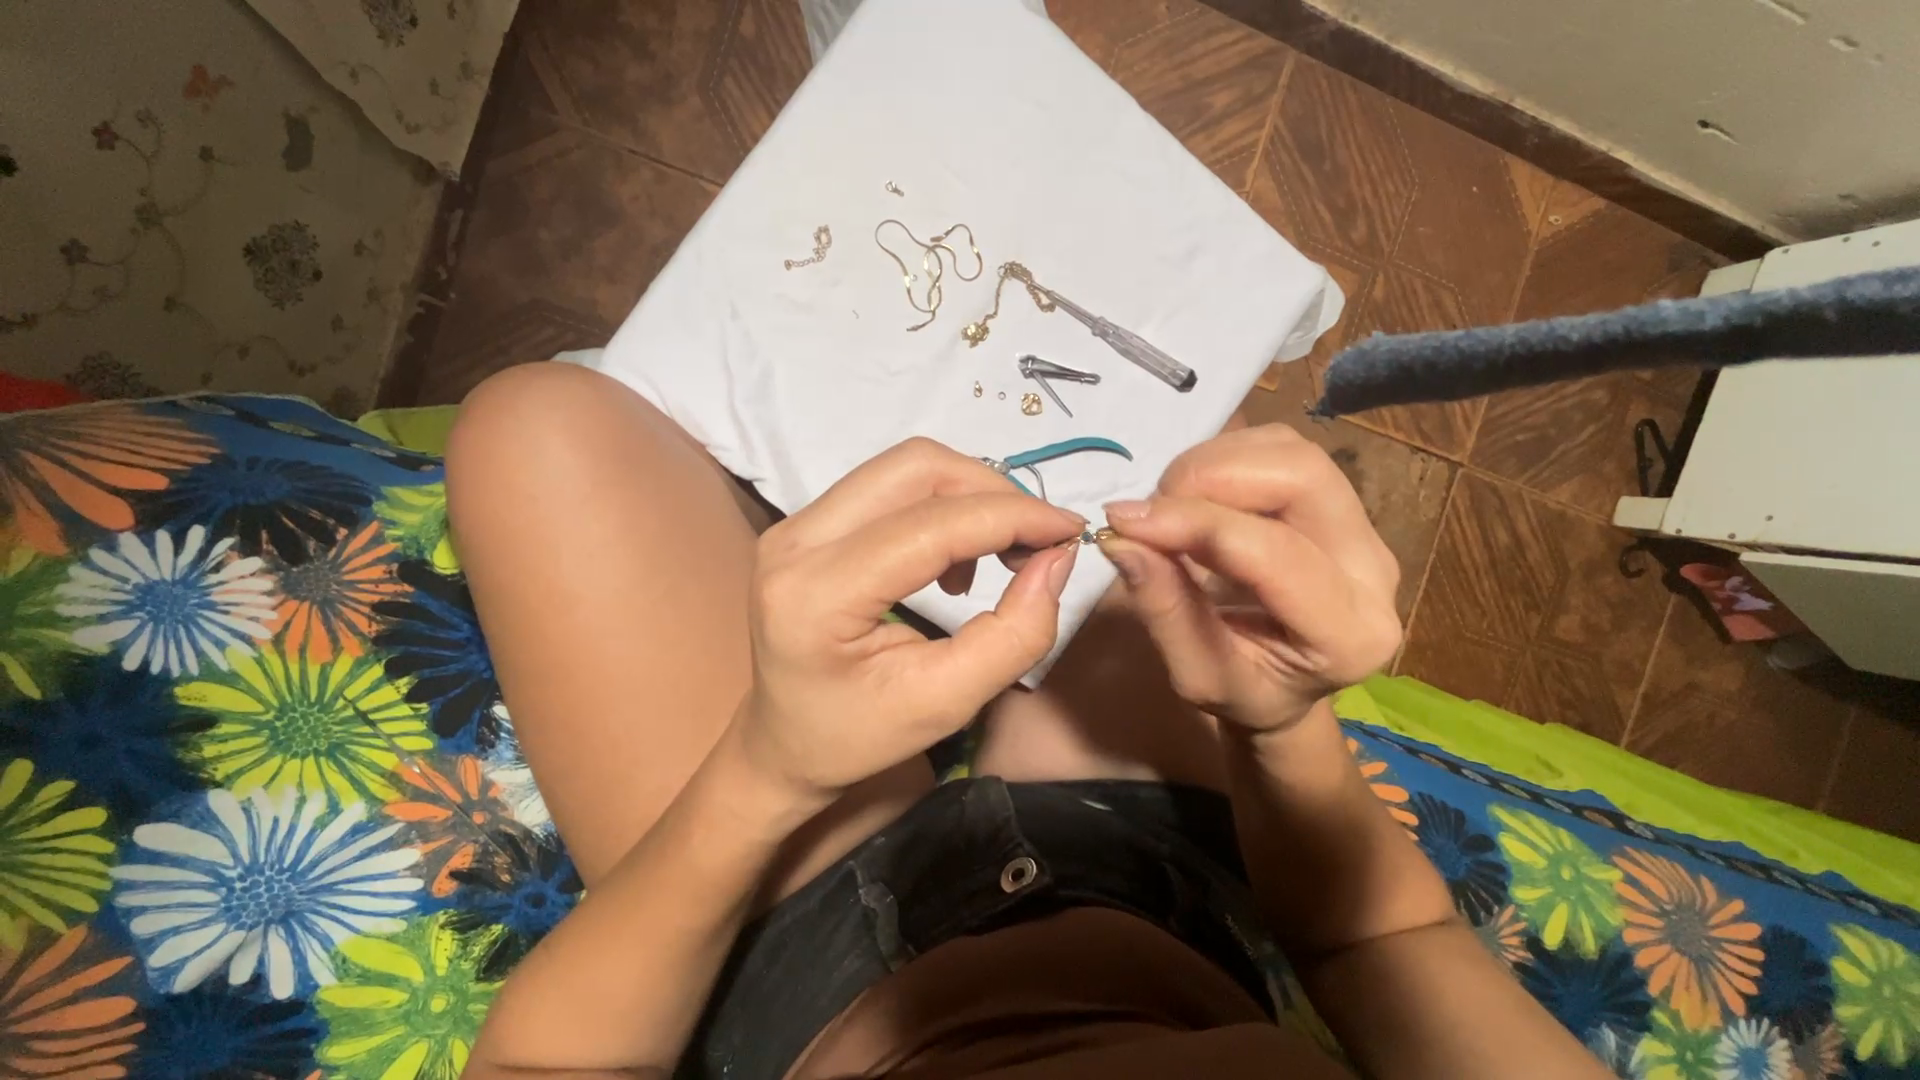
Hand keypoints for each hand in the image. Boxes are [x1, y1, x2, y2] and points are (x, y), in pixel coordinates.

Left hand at [732, 438, 1084, 801]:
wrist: (781, 743)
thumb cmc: (856, 736)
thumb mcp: (945, 704)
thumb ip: (1013, 635)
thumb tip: (1058, 559)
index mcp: (816, 594)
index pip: (929, 525)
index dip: (1011, 517)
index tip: (1070, 531)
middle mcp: (795, 541)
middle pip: (915, 467)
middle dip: (993, 493)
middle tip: (1037, 541)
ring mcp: (795, 525)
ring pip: (905, 467)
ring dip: (970, 496)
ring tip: (1002, 554)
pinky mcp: (807, 523)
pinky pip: (890, 486)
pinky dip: (943, 506)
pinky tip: (956, 562)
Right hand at [1097, 424, 1400, 734]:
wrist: (1285, 685)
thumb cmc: (1244, 691)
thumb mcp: (1195, 676)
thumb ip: (1164, 609)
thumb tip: (1121, 539)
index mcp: (1349, 634)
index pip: (1274, 553)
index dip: (1194, 525)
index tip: (1123, 520)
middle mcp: (1373, 570)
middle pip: (1301, 476)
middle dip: (1210, 475)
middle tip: (1154, 508)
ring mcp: (1363, 526)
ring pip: (1291, 451)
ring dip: (1213, 463)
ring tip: (1171, 506)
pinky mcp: (1339, 499)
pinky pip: (1281, 447)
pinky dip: (1223, 457)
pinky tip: (1196, 496)